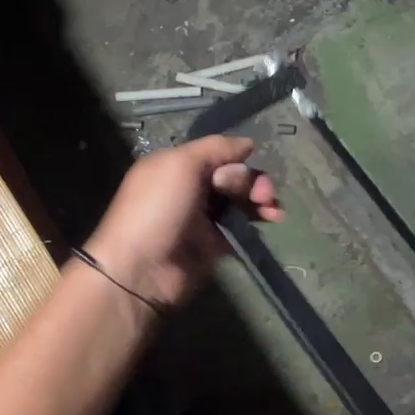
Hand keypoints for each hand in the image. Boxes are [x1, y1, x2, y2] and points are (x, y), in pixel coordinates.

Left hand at [83, 136, 283, 306]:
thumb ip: (215, 149)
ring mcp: (201, 219)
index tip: (248, 166)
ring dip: (261, 199)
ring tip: (273, 210)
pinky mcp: (212, 245)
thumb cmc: (156, 209)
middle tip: (263, 195)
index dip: (237, 159)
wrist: (140, 269)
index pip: (218, 154)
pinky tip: (272, 219)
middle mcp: (189, 189)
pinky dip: (257, 220)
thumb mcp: (180, 165)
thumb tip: (247, 144)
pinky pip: (240, 227)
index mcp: (177, 166)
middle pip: (232, 176)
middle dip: (253, 181)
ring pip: (239, 201)